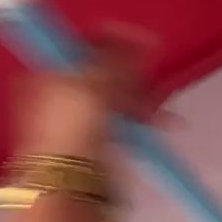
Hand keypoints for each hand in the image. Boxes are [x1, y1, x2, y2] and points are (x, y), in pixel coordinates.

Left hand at [15, 23, 158, 160]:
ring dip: (146, 97)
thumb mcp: (92, 85)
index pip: (87, 43)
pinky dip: (149, 118)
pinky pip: (132, 118)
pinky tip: (167, 121)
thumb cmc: (73, 130)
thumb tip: (142, 38)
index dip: (118, 40)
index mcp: (54, 72)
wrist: (70, 183)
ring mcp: (87, 115)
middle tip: (150, 79)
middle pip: (110, 69)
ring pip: (124, 95)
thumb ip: (117, 58)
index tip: (146, 43)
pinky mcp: (105, 136)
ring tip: (160, 108)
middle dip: (135, 74)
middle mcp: (67, 90)